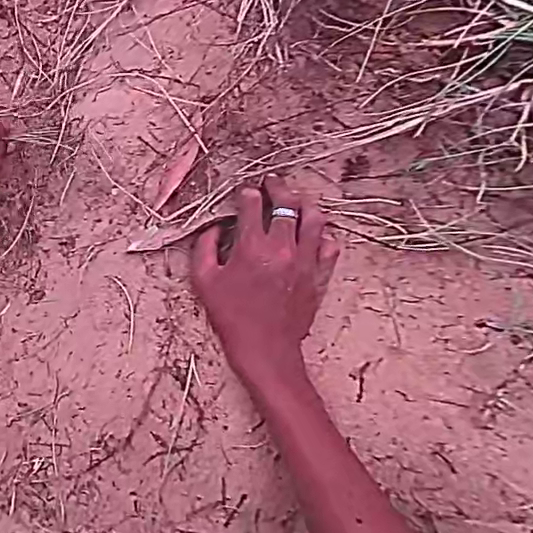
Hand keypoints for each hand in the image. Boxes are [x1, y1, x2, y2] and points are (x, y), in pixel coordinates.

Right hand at [191, 179, 340, 390]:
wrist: (264, 348)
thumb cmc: (230, 315)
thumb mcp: (203, 280)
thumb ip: (204, 247)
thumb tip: (213, 227)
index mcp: (251, 247)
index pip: (252, 204)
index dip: (247, 194)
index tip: (244, 194)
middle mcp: (282, 248)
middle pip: (287, 204)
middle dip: (277, 188)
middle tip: (272, 183)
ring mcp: (305, 261)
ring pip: (314, 219)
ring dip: (304, 205)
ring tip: (296, 201)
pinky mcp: (318, 276)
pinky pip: (329, 246)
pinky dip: (322, 235)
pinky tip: (312, 234)